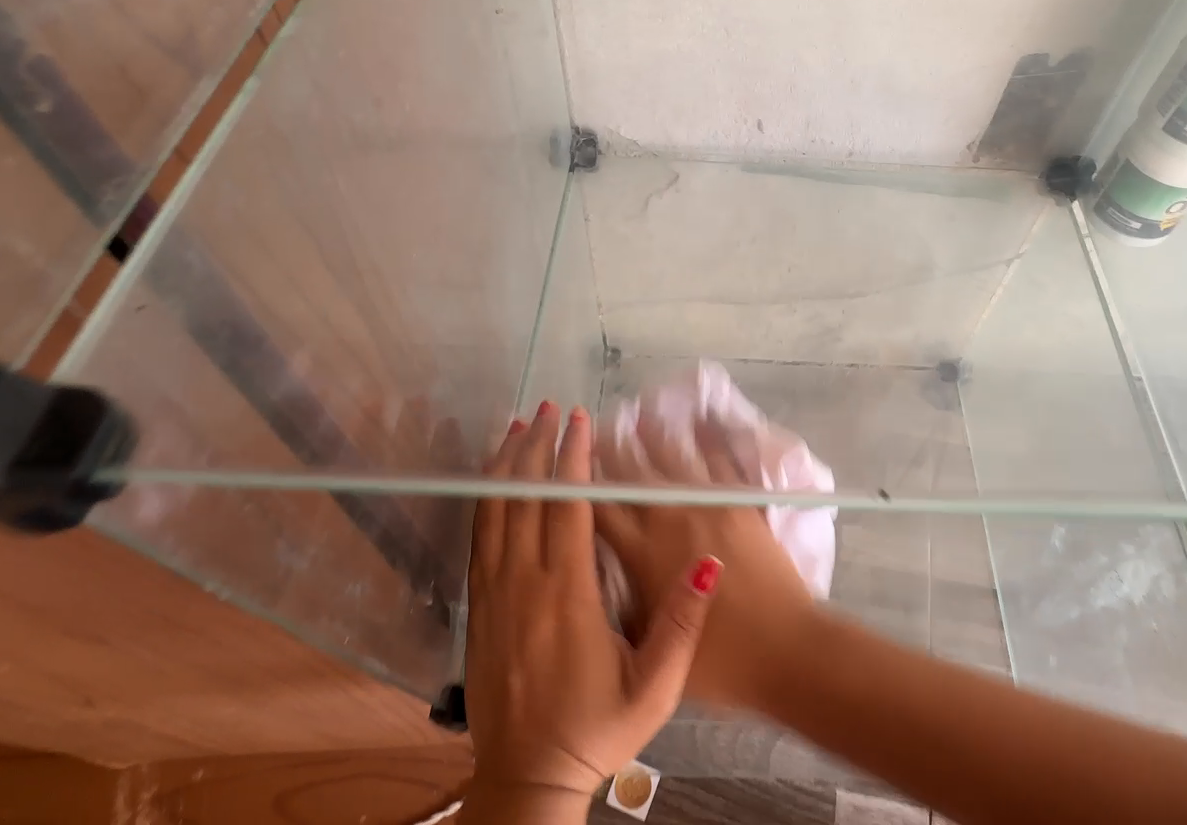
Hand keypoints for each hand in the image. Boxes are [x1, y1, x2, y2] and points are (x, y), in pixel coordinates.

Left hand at [462, 403, 720, 819]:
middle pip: (523, 499)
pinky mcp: (478, 611)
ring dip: (505, 466)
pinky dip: (486, 501)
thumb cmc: (599, 729)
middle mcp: (523, 587)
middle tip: (549, 408)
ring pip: (494, 514)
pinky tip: (494, 482)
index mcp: (566, 597)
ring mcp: (494, 597)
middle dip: (536, 447)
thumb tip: (707, 563)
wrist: (528, 777)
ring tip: (518, 427)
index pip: (566, 509)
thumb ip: (680, 624)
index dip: (572, 459)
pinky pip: (479, 541)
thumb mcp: (654, 686)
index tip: (580, 421)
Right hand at [595, 415, 822, 712]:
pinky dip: (706, 439)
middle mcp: (669, 516)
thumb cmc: (716, 660)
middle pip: (630, 473)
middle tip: (591, 428)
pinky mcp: (741, 501)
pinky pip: (719, 460)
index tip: (561, 467)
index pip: (597, 507)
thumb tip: (599, 574)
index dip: (574, 485)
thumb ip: (620, 601)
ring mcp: (707, 503)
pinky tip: (698, 422)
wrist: (784, 648)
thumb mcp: (649, 644)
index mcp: (640, 551)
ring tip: (637, 414)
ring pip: (672, 458)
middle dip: (608, 450)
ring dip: (651, 435)